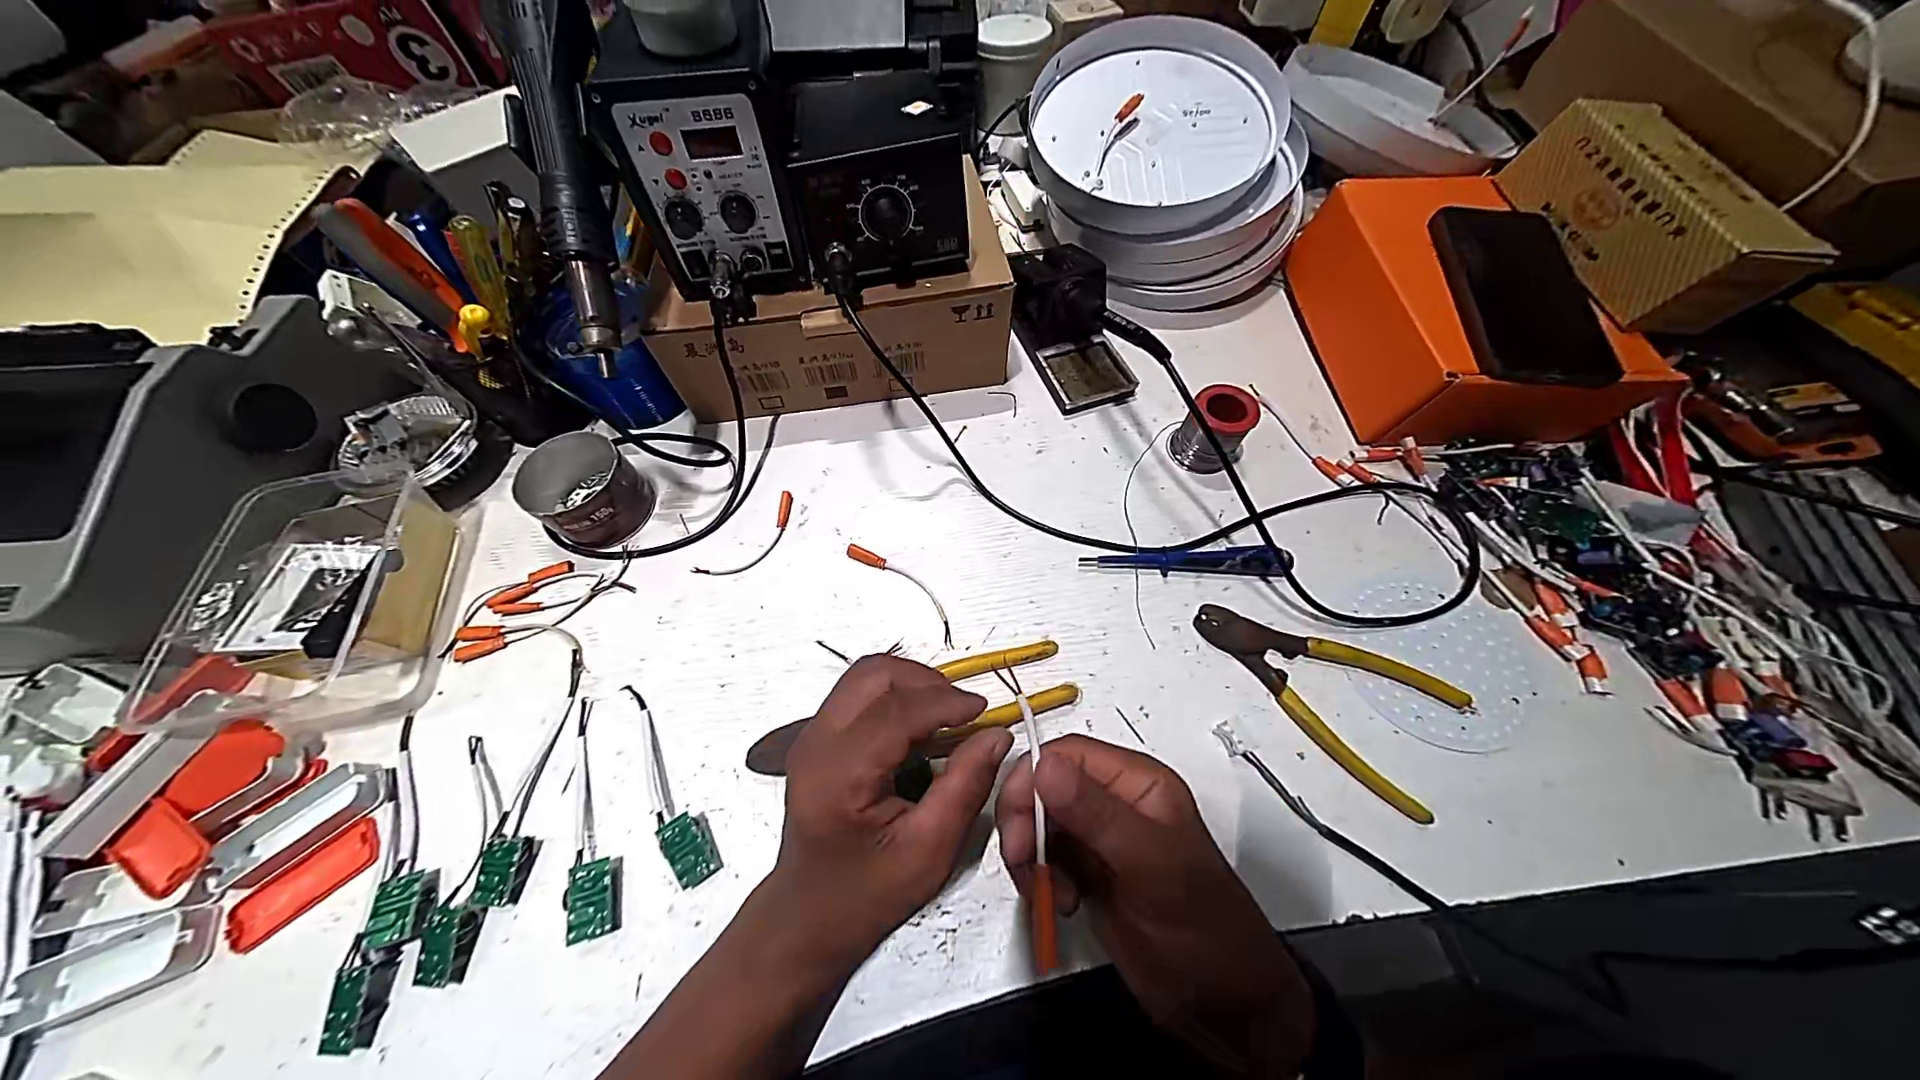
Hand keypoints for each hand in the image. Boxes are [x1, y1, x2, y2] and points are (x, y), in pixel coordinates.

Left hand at [772, 655, 1013, 964]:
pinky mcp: (818, 737)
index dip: (946, 702)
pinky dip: (896, 695)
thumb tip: (996, 735)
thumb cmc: (864, 895)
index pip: (897, 710)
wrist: (807, 916)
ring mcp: (811, 736)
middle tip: (963, 712)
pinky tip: (920, 726)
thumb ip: (965, 788)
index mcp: (838, 774)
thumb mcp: (928, 853)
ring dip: (911, 683)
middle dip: (926, 682)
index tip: (983, 712)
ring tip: (945, 715)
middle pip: (873, 674)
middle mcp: (816, 743)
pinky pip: (860, 693)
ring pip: (865, 675)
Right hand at [997, 736, 1315, 1076]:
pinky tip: (1058, 902)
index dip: (1033, 779)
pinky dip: (1037, 878)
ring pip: (1038, 822)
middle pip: (1044, 785)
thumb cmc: (1209, 934)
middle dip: (1025, 820)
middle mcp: (1115, 803)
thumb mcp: (1150, 867)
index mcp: (1138, 784)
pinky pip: (1043, 858)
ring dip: (1028, 854)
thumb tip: (1046, 766)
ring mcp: (1099, 839)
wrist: (1227, 1009)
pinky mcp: (1088, 873)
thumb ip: (1097, 814)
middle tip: (1023, 860)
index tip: (1018, 820)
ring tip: (1048, 891)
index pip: (1067, 754)